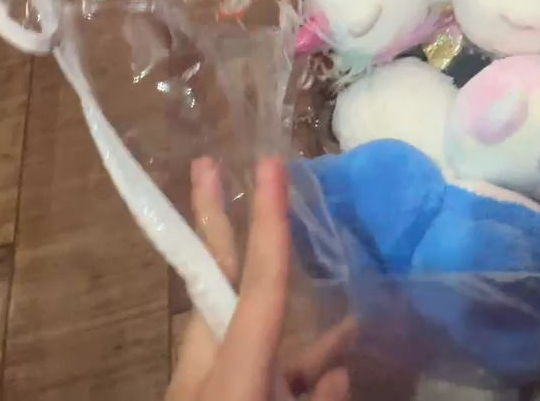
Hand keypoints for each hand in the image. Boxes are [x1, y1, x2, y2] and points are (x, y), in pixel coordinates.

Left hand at [166, 157, 352, 400]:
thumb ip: (318, 397)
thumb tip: (337, 368)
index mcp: (230, 373)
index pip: (260, 284)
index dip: (268, 220)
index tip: (268, 163)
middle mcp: (207, 371)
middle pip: (219, 280)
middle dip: (214, 221)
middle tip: (205, 165)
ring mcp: (201, 387)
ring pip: (239, 325)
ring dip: (274, 296)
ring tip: (300, 242)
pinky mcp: (213, 399)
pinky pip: (251, 363)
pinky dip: (289, 354)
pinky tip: (335, 357)